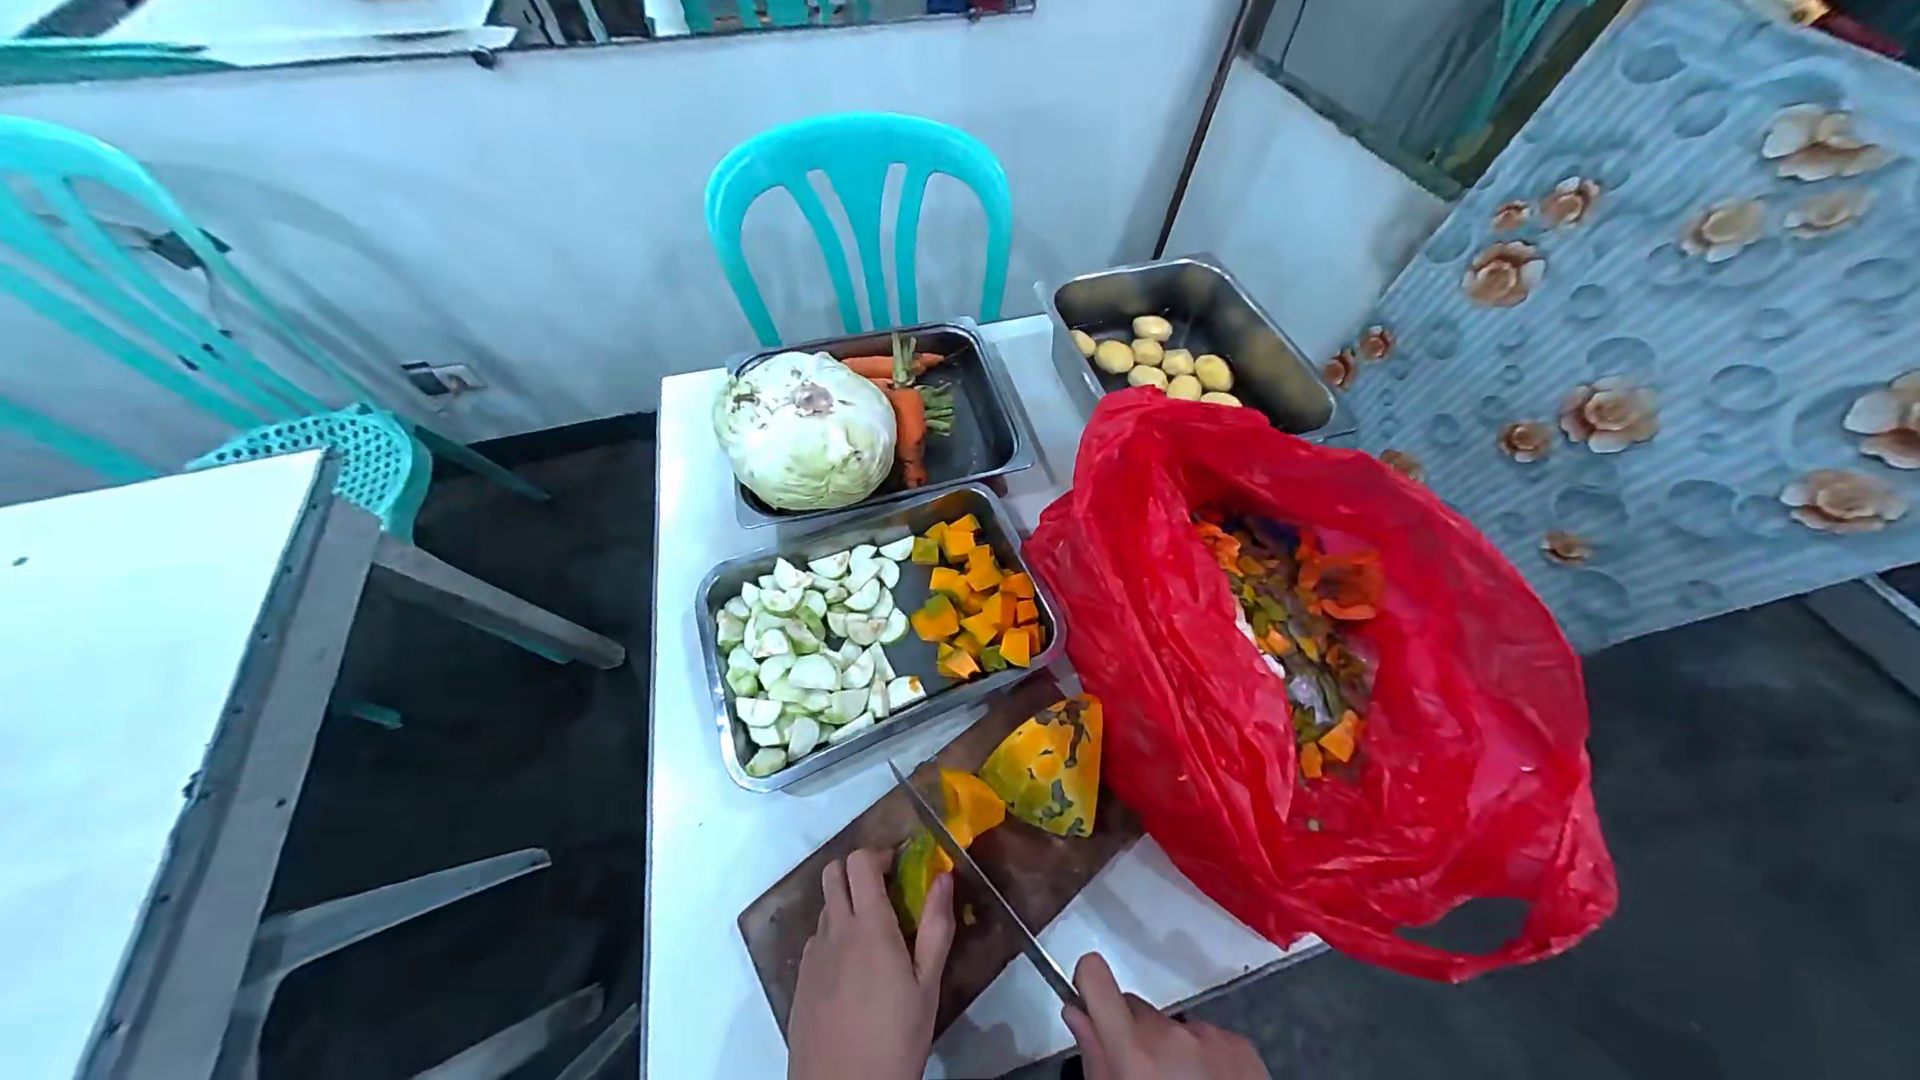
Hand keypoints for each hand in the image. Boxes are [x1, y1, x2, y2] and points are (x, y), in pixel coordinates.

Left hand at [788, 849, 955, 1079]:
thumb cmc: (894, 1039)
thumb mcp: (928, 985)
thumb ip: (936, 926)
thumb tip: (944, 876)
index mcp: (867, 925)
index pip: (859, 861)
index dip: (877, 854)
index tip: (898, 868)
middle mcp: (834, 930)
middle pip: (833, 872)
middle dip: (857, 870)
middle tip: (884, 892)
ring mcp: (812, 955)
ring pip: (825, 906)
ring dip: (846, 903)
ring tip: (873, 936)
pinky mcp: (800, 981)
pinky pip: (817, 939)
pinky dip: (834, 936)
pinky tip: (853, 971)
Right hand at [1061, 953, 1271, 1079]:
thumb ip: (1094, 1058)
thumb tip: (1076, 1011)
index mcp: (1134, 1051)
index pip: (1095, 974)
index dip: (1088, 984)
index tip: (1091, 1004)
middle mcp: (1171, 1034)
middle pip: (1135, 1008)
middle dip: (1134, 1035)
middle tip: (1144, 1078)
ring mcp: (1210, 1037)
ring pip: (1172, 1027)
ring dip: (1171, 1050)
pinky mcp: (1242, 1047)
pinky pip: (1208, 1038)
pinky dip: (1205, 1059)